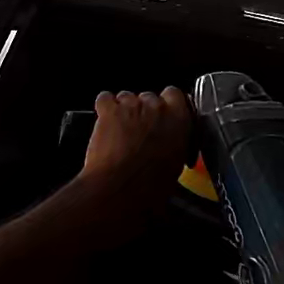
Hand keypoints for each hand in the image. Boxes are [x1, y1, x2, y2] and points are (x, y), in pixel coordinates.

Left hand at [79, 88, 191, 210]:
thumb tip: (167, 143)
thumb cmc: (152, 186)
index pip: (175, 95)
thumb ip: (173, 142)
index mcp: (179, 120)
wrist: (122, 188)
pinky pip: (105, 98)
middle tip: (139, 130)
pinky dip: (104, 107)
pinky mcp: (109, 109)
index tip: (162, 115)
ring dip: (124, 109)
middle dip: (144, 110)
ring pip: (127, 97)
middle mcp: (156, 107)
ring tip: (120, 129)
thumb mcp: (175, 164)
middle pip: (149, 97)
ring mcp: (131, 106)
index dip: (166, 104)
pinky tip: (104, 120)